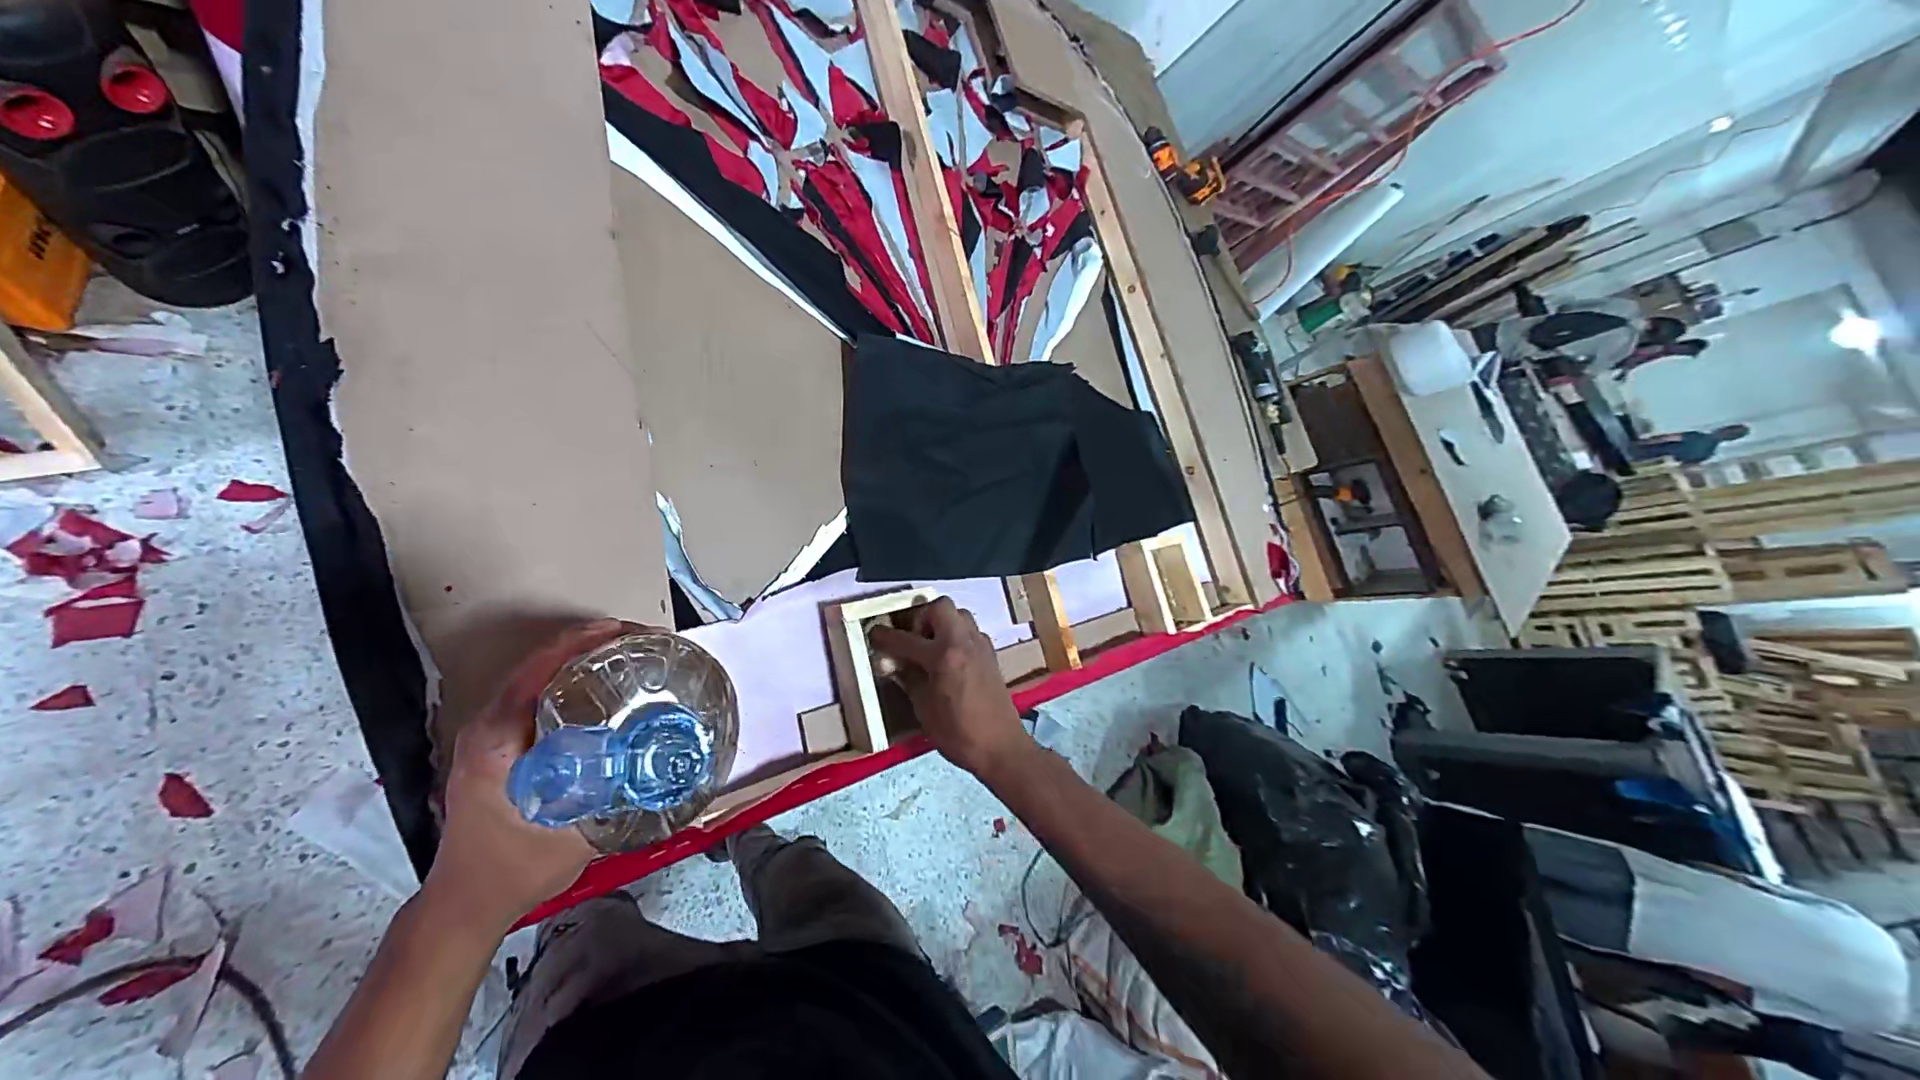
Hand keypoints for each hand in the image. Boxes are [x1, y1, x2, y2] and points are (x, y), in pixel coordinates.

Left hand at [420, 619, 631, 933]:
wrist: (464, 904)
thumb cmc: (511, 872)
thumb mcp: (573, 836)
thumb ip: (617, 797)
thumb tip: (665, 761)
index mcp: (495, 741)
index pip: (536, 671)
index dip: (580, 642)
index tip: (626, 632)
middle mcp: (485, 728)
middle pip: (537, 664)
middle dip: (588, 642)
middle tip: (640, 640)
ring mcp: (488, 735)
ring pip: (535, 676)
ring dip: (579, 657)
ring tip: (628, 652)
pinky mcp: (498, 745)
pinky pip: (535, 694)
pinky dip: (568, 678)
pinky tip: (602, 684)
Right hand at [868, 598, 1030, 778]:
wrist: (1001, 747)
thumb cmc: (958, 734)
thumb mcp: (923, 709)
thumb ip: (908, 678)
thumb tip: (893, 662)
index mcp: (943, 656)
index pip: (906, 639)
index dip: (885, 637)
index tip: (874, 635)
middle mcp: (963, 642)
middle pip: (939, 606)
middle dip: (921, 616)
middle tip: (913, 640)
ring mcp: (980, 645)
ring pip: (958, 614)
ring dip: (941, 623)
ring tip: (931, 647)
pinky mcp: (991, 653)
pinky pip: (970, 630)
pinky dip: (956, 635)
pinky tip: (949, 659)